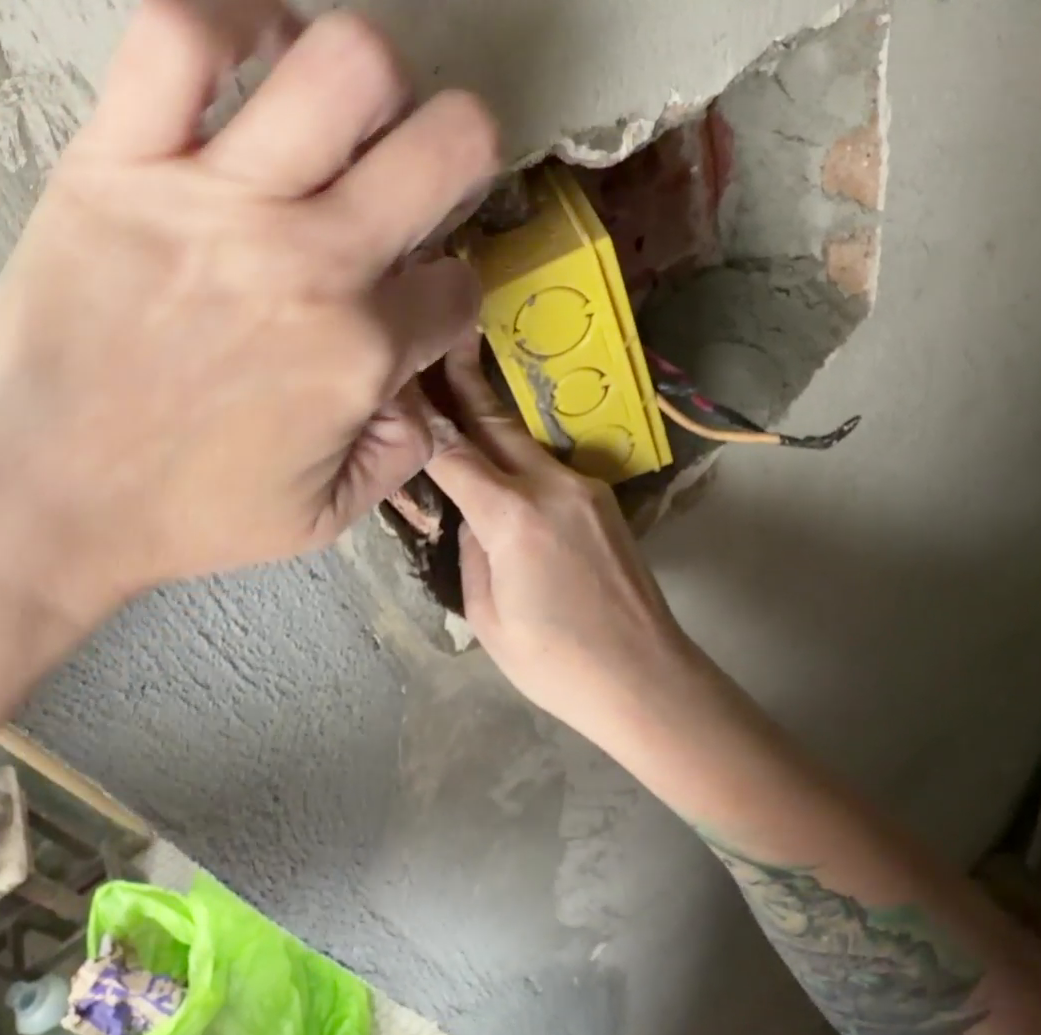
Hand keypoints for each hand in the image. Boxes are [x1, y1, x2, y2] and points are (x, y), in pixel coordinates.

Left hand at [0, 0, 498, 628]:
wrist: (41, 496)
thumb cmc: (182, 516)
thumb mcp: (322, 518)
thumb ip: (400, 456)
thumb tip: (424, 398)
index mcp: (358, 352)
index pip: (459, 286)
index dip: (449, 298)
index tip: (417, 307)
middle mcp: (309, 263)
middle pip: (452, 142)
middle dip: (462, 155)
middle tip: (416, 182)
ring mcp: (216, 203)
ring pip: (346, 65)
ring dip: (372, 81)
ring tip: (342, 116)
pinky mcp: (121, 163)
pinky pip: (182, 36)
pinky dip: (230, 20)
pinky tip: (253, 49)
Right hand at [422, 338, 702, 728]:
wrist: (645, 677)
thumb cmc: (555, 663)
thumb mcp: (485, 615)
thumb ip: (472, 550)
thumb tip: (472, 516)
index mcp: (513, 517)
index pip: (452, 452)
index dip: (420, 419)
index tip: (395, 389)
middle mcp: (551, 485)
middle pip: (494, 421)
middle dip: (460, 384)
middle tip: (431, 350)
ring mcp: (585, 488)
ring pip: (523, 441)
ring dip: (488, 421)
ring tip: (456, 397)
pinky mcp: (604, 500)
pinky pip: (547, 468)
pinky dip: (517, 458)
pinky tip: (501, 464)